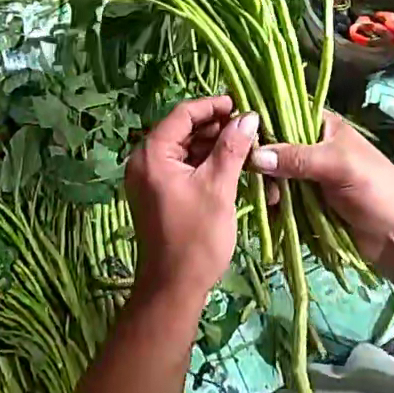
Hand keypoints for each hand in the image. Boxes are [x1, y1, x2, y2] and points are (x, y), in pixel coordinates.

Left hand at [124, 96, 258, 309]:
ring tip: (246, 145)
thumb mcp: (218, 188)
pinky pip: (182, 167)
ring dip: (213, 145)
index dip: (213, 106)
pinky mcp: (158, 194)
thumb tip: (249, 116)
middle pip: (182, 130)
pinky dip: (205, 163)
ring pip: (184, 149)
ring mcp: (150, 179)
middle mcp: (145, 162)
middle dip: (216, 126)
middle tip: (249, 127)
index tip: (242, 104)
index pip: (182, 114)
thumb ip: (232, 148)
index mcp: (152, 155)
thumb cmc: (196, 237)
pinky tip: (231, 165)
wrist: (173, 288)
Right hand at [250, 112, 393, 260]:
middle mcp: (311, 145)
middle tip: (249, 175)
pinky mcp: (305, 200)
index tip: (232, 132)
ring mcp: (307, 174)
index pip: (282, 111)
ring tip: (269, 199)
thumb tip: (253, 156)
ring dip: (266, 184)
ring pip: (272, 172)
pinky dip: (272, 202)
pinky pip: (279, 195)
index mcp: (321, 125)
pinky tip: (268, 210)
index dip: (258, 120)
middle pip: (272, 144)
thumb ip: (296, 158)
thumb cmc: (377, 189)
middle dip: (259, 159)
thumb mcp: (338, 165)